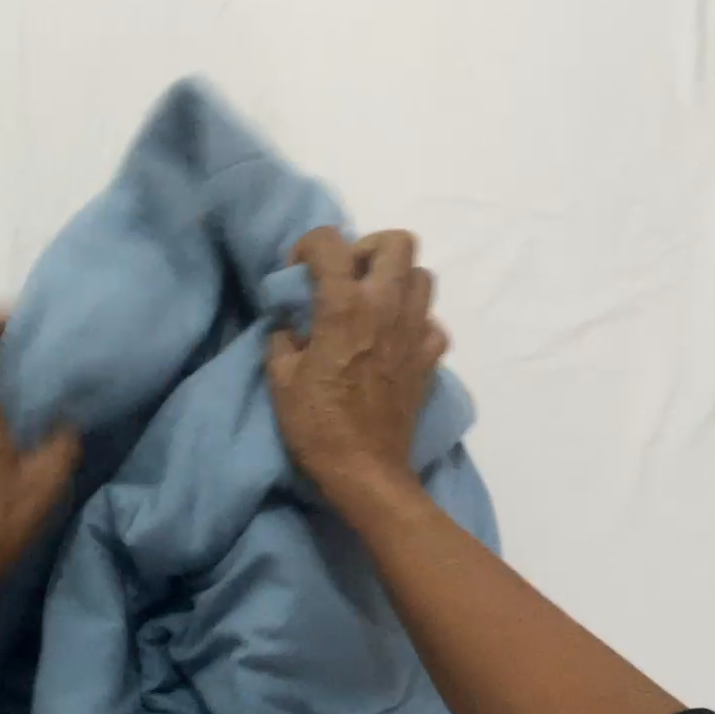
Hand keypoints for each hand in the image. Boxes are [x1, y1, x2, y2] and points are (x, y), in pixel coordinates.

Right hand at [266, 228, 447, 504]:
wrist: (365, 471)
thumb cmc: (317, 426)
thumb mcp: (281, 380)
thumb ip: (283, 339)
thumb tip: (290, 325)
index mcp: (345, 306)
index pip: (330, 242)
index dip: (308, 246)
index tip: (298, 273)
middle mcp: (387, 306)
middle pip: (397, 242)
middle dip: (368, 249)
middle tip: (348, 278)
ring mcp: (416, 331)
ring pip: (422, 276)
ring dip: (396, 282)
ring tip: (372, 307)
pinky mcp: (431, 358)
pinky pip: (433, 322)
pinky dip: (416, 324)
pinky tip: (395, 342)